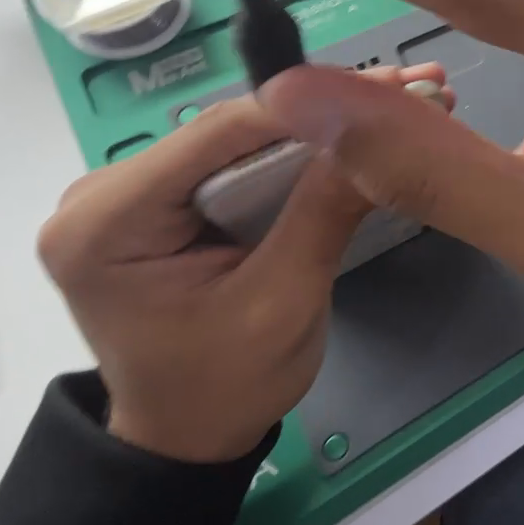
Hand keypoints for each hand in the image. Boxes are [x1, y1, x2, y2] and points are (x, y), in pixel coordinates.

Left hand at [36, 65, 451, 461]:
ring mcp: (137, 191)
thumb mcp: (284, 301)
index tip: (395, 87)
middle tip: (418, 91)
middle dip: (332, 109)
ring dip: (328, 124)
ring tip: (407, 104)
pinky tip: (365, 131)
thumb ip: (324, 210)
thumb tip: (382, 127)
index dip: (314, 102)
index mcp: (105, 221)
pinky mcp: (169, 198)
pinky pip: (245, 158)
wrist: (191, 437)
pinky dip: (308, 148)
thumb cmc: (226, 384)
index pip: (221, 131)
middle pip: (237, 128)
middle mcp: (106, 191)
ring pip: (248, 136)